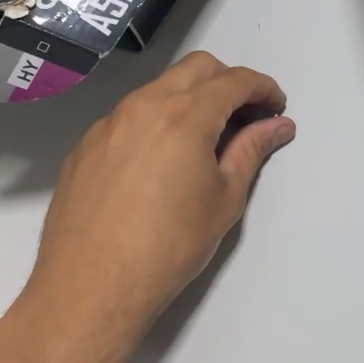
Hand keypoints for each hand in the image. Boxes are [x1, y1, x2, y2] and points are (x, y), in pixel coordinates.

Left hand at [0, 52, 294, 362]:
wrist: (86, 294)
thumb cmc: (169, 246)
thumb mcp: (225, 197)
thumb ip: (252, 150)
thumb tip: (279, 125)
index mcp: (186, 114)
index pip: (236, 81)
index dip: (264, 89)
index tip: (276, 109)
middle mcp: (145, 105)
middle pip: (198, 68)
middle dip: (228, 81)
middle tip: (244, 116)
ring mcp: (109, 124)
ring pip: (160, 87)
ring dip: (190, 98)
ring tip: (203, 140)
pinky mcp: (84, 148)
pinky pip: (130, 116)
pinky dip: (156, 120)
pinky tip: (160, 162)